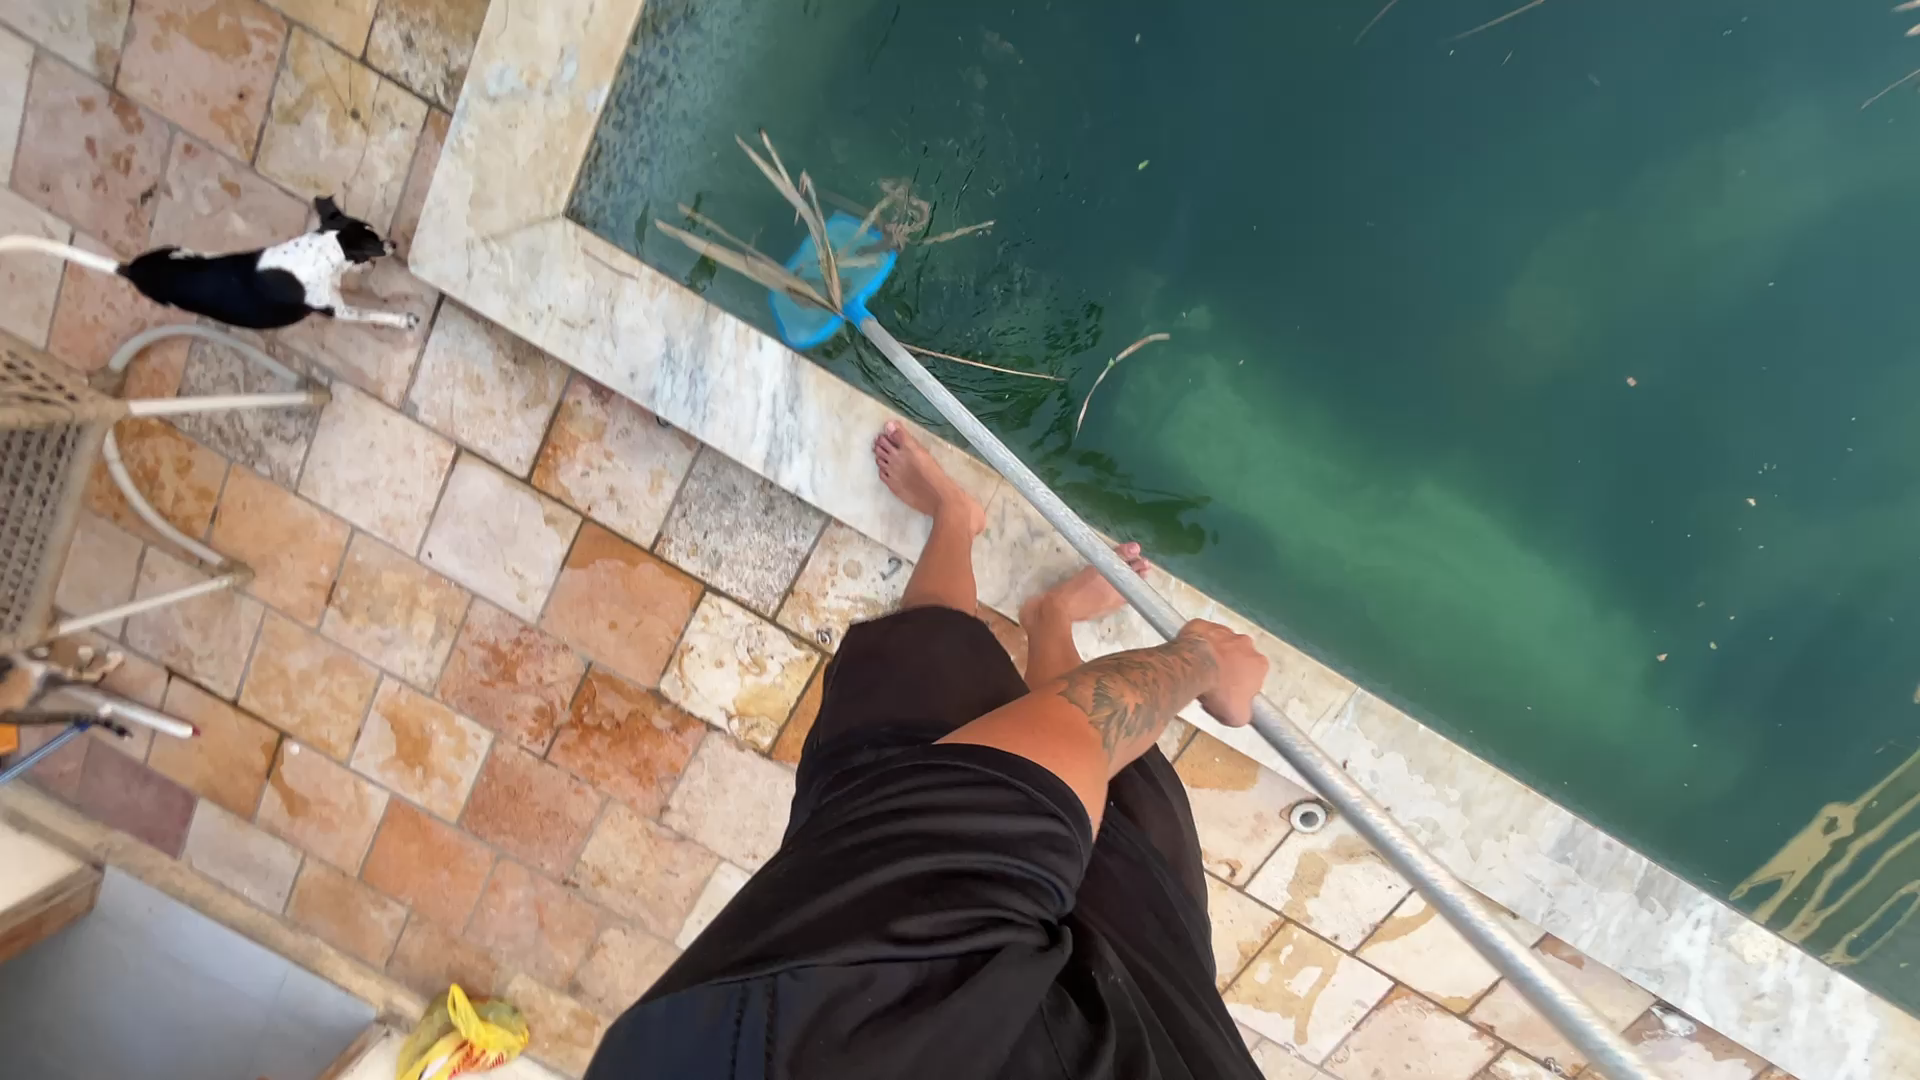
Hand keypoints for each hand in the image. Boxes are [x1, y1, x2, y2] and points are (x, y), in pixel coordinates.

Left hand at [1178, 620, 1266, 727]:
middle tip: (1212, 680)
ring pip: (1219, 643)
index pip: (1254, 674)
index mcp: (1259, 664)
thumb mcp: (1238, 716)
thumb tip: (1241, 711)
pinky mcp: (1202, 624)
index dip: (1241, 684)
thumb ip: (1244, 712)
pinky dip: (1194, 641)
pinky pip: (1199, 633)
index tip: (1228, 692)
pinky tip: (1187, 653)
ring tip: (1197, 668)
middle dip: (1228, 666)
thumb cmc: (1218, 692)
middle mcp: (1245, 643)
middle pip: (1238, 655)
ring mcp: (1223, 631)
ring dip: (1211, 652)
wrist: (1193, 668)